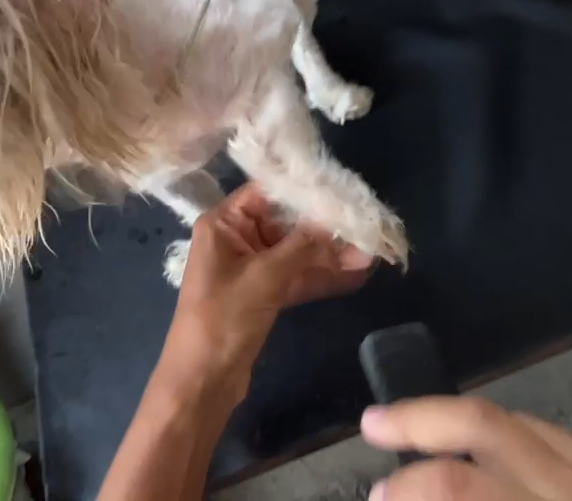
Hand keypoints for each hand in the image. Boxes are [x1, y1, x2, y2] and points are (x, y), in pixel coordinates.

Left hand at [162, 185, 373, 390]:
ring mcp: (249, 267)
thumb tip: (340, 221)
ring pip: (294, 251)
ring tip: (369, 254)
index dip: (303, 190)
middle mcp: (235, 238)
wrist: (202, 382)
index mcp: (223, 223)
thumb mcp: (265, 277)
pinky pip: (295, 276)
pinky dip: (321, 276)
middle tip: (364, 227)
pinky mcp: (262, 294)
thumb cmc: (224, 318)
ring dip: (328, 254)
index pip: (266, 192)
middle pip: (285, 221)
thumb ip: (303, 246)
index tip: (341, 190)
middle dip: (324, 227)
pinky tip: (354, 275)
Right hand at [361, 397, 571, 500]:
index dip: (414, 486)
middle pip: (494, 430)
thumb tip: (422, 500)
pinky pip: (564, 442)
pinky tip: (487, 453)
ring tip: (416, 431)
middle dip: (422, 423)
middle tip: (373, 426)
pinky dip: (513, 442)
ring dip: (462, 425)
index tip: (378, 497)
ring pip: (525, 423)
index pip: (471, 491)